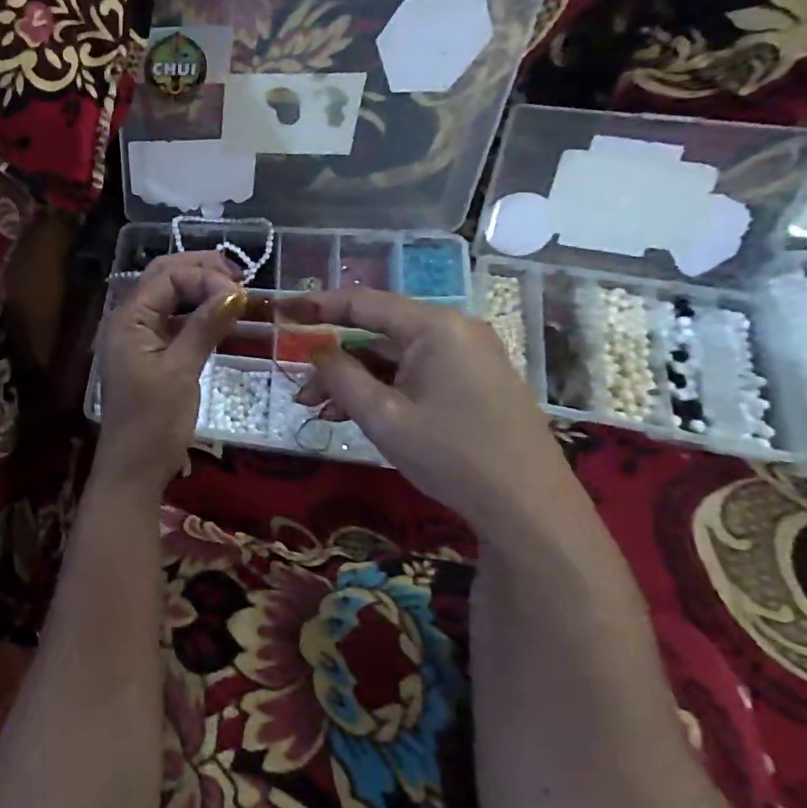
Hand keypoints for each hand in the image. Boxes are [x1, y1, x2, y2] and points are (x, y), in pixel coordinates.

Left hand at [93, 252, 243, 489]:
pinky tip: (220, 318)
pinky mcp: (147, 355)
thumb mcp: (181, 370)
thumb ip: (204, 326)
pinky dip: (194, 315)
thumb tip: (234, 290)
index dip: (204, 276)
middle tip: (240, 279)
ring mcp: (135, 338)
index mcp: (126, 319)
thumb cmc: (154, 422)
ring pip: (167, 299)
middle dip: (200, 272)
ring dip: (198, 291)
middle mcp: (126, 321)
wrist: (134, 468)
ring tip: (235, 293)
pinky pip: (170, 322)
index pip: (166, 276)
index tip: (240, 293)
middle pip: (162, 279)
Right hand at [284, 288, 580, 531]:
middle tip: (300, 394)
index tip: (279, 310)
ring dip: (355, 382)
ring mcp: (468, 357)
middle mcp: (454, 331)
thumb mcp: (381, 415)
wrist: (527, 505)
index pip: (363, 303)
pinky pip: (415, 374)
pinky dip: (382, 390)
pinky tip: (357, 416)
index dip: (316, 306)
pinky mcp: (473, 382)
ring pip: (393, 358)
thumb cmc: (449, 454)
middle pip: (377, 335)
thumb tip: (316, 349)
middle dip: (333, 363)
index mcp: (435, 328)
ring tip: (322, 413)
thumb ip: (341, 376)